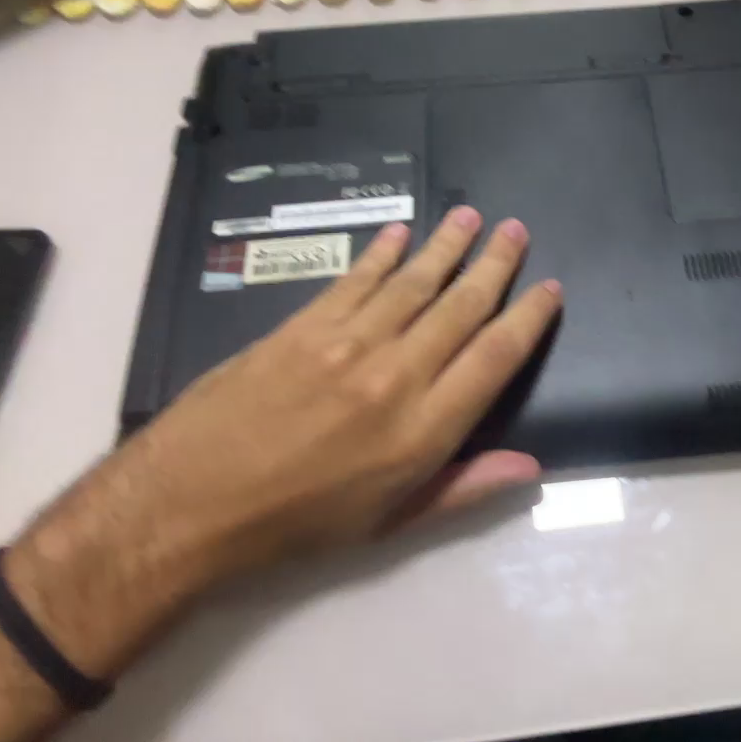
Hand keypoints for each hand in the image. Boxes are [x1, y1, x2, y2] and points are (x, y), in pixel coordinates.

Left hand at [114, 207, 560, 580]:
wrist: (191, 503)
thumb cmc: (299, 524)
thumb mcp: (389, 524)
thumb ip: (463, 489)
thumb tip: (530, 467)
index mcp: (423, 429)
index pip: (495, 358)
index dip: (529, 319)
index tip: (549, 289)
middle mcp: (395, 374)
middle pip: (461, 307)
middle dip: (495, 265)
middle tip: (516, 230)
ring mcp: (347, 343)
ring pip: (413, 282)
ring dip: (446, 246)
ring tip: (470, 216)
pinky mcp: (304, 326)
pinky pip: (355, 280)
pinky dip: (381, 252)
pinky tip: (399, 232)